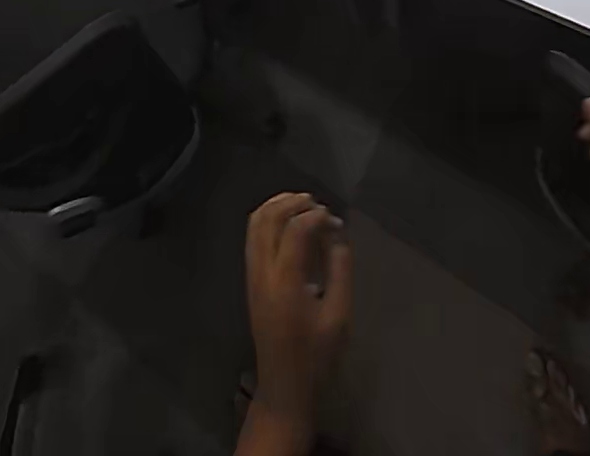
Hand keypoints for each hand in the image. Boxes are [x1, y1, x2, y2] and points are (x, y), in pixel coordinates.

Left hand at [244, 192, 351, 435]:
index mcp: (285, 282)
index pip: (295, 230)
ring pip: (255, 223)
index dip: (315, 216)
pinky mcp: (249, 279)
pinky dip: (267, 219)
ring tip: (301, 204)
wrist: (284, 388)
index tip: (334, 219)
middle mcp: (262, 272)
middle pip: (268, 218)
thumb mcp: (339, 316)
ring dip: (277, 207)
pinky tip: (287, 222)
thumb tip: (337, 235)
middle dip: (292, 202)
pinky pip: (252, 236)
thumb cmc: (316, 357)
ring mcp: (251, 274)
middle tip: (316, 202)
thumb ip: (340, 271)